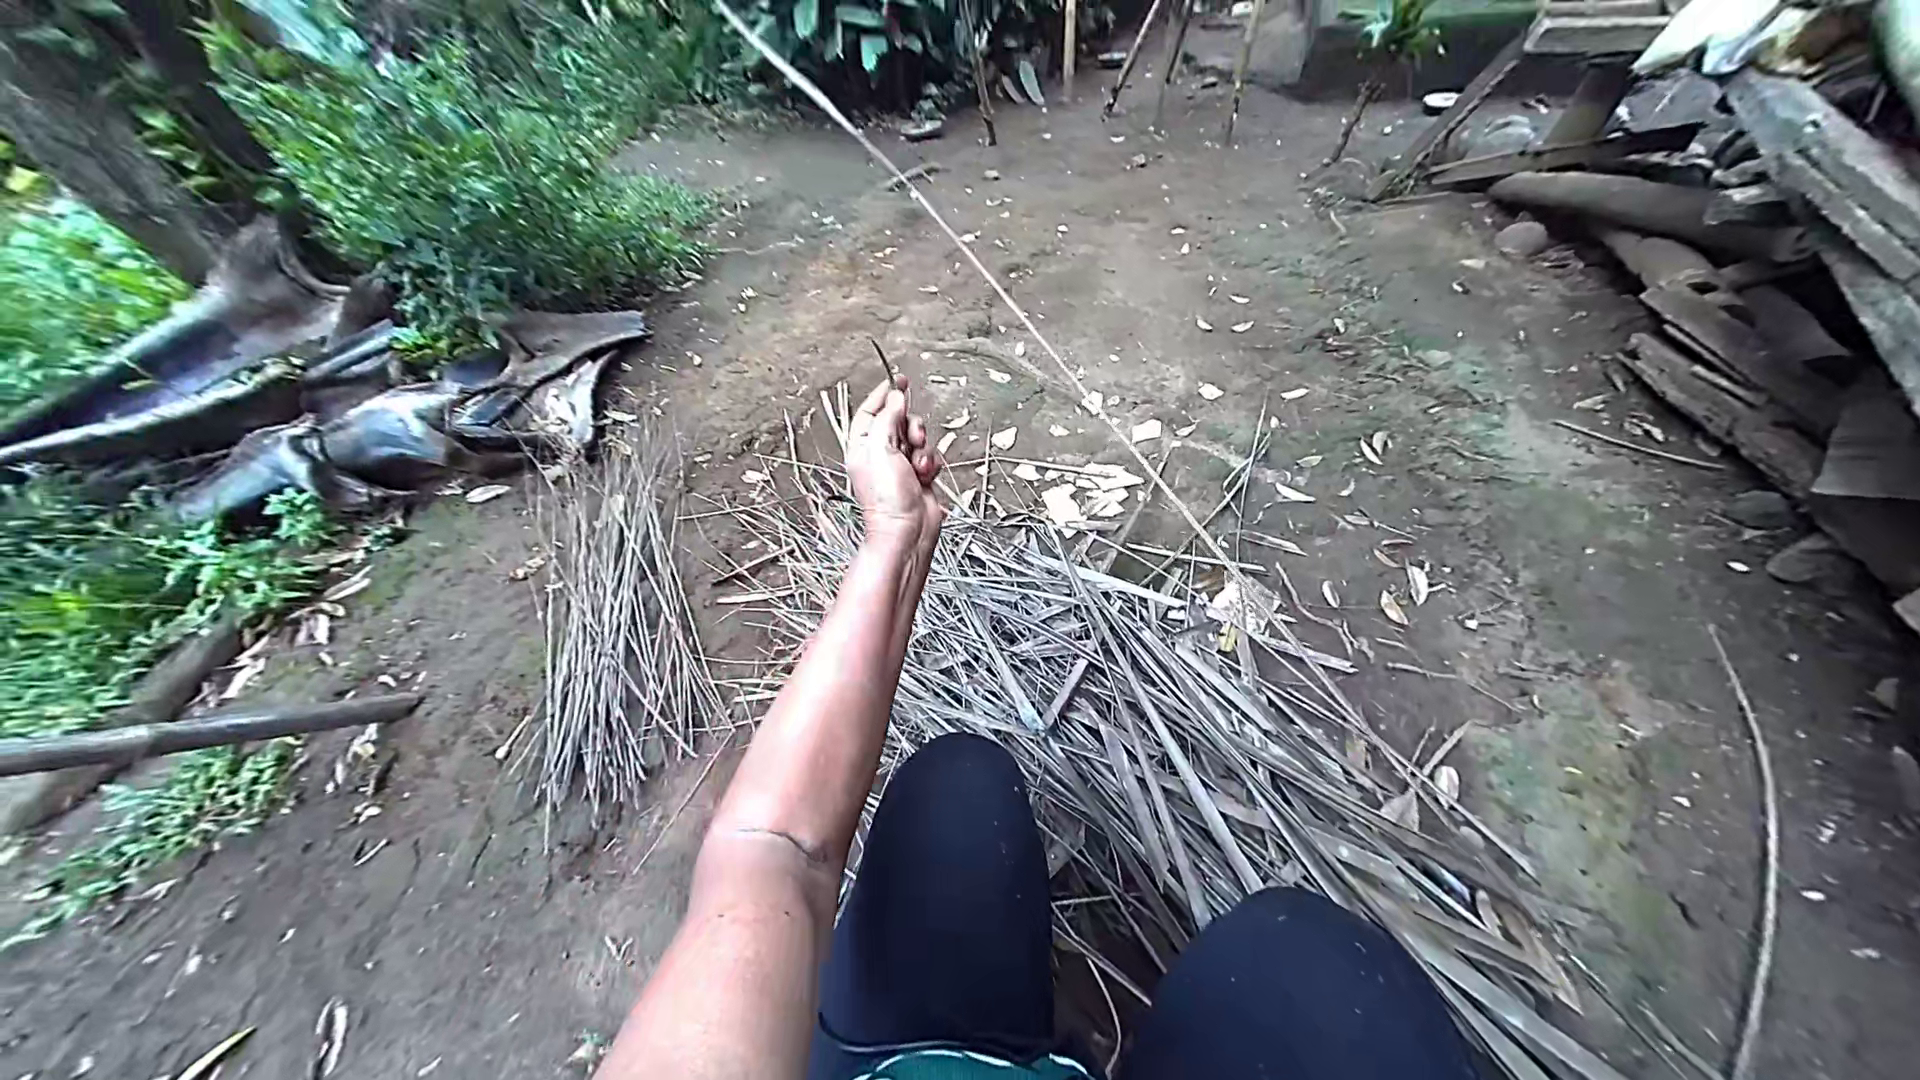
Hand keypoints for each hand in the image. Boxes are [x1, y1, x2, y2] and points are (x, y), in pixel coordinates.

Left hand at [847, 376, 944, 546]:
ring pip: (918, 438)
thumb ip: (888, 419)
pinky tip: (925, 475)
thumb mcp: (881, 448)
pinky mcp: (919, 475)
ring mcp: (901, 465)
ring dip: (922, 448)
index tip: (898, 380)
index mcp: (863, 447)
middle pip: (899, 422)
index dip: (884, 394)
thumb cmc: (887, 499)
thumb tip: (895, 398)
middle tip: (912, 436)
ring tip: (917, 464)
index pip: (871, 411)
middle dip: (911, 426)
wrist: (908, 529)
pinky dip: (931, 463)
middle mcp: (881, 454)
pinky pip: (930, 456)